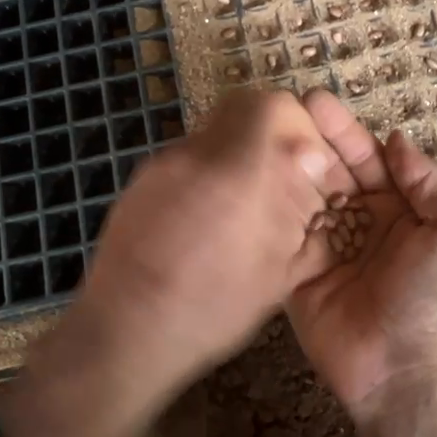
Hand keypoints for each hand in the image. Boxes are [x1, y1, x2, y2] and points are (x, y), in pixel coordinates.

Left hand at [0, 89, 343, 436]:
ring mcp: (162, 162)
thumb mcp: (274, 272)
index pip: (270, 105)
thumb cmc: (209, 311)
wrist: (123, 331)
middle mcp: (195, 153)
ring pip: (213, 131)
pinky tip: (209, 218)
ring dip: (238, 151)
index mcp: (234, 172)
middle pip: (240, 108)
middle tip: (281, 171)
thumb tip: (312, 161)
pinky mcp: (141, 178)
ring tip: (246, 202)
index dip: (295, 118)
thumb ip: (297, 209)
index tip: (305, 153)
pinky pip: (187, 157)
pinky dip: (209, 172)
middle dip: (269, 130)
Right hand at [286, 90, 436, 416]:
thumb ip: (429, 183)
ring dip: (285, 167)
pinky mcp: (297, 272)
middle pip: (330, 171)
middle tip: (279, 109)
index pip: (367, 159)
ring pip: (303, 196)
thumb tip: (395, 137)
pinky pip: (283, 233)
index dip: (344, 131)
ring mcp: (325, 246)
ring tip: (258, 134)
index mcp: (398, 209)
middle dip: (309, 140)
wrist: (406, 375)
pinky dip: (269, 207)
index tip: (315, 101)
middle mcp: (359, 221)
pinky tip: (250, 178)